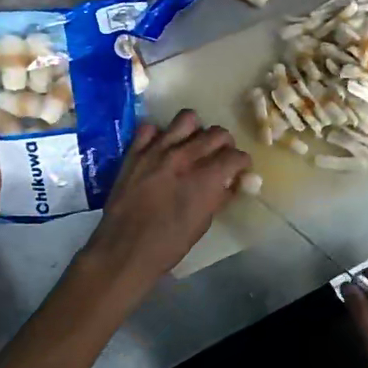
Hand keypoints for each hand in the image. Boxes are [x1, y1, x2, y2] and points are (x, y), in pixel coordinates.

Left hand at [81, 111, 250, 298]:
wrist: (125, 249)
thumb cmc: (170, 243)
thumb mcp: (204, 222)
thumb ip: (220, 196)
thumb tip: (233, 182)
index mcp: (207, 178)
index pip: (237, 156)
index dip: (242, 163)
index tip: (240, 170)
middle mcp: (186, 157)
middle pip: (217, 133)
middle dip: (225, 144)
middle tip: (220, 157)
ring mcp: (158, 150)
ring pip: (188, 118)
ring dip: (196, 130)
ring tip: (193, 144)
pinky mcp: (135, 151)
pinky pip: (150, 127)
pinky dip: (159, 134)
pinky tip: (162, 148)